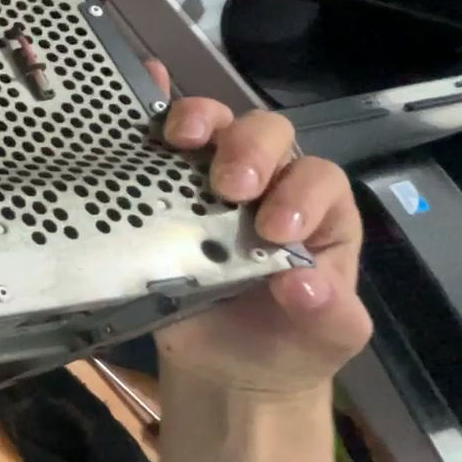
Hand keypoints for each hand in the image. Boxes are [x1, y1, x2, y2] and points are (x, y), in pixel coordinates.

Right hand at [143, 62, 372, 395]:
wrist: (218, 365)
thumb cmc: (278, 344)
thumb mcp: (321, 337)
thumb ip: (327, 313)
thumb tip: (303, 284)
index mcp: (316, 214)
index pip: (318, 178)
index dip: (298, 192)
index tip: (271, 230)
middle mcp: (263, 185)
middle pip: (268, 135)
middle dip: (248, 150)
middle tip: (227, 186)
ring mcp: (200, 181)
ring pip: (214, 125)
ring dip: (197, 121)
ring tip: (176, 142)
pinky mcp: (151, 187)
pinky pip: (152, 139)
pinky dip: (147, 109)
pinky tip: (134, 96)